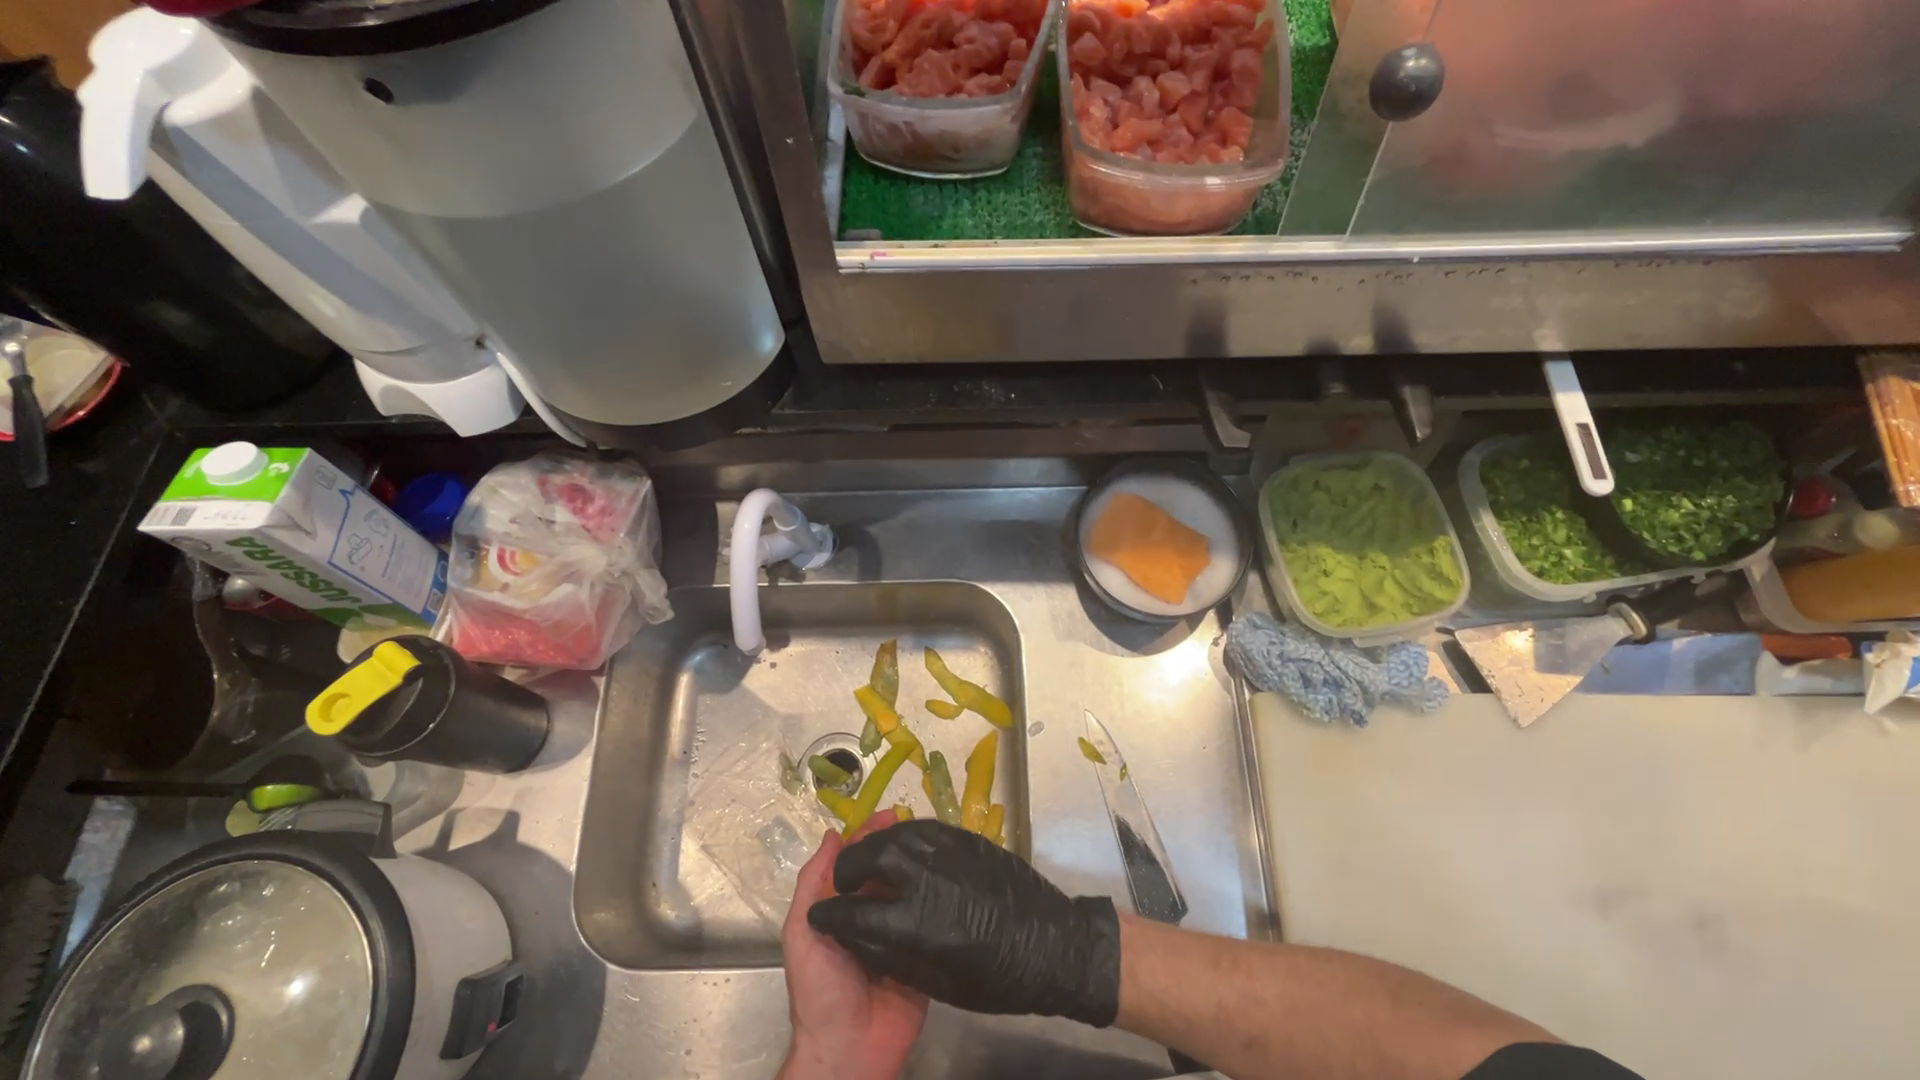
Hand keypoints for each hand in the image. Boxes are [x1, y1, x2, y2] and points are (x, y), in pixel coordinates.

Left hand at [779, 811, 928, 1079]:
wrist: (849, 1049)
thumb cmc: (819, 991)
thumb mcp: (802, 932)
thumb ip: (813, 884)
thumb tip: (832, 834)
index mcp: (843, 910)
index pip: (859, 863)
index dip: (872, 836)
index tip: (891, 813)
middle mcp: (872, 917)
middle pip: (889, 873)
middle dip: (903, 847)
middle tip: (925, 825)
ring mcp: (900, 935)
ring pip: (912, 894)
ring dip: (925, 870)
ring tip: (943, 845)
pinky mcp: (923, 955)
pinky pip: (932, 924)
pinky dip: (941, 903)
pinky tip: (955, 882)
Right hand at [806, 820, 1120, 1026]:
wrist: (1056, 947)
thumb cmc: (998, 979)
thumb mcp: (937, 983)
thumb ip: (891, 954)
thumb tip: (857, 932)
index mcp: (919, 924)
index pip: (855, 912)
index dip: (831, 914)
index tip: (821, 915)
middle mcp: (931, 878)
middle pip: (873, 855)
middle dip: (850, 866)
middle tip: (847, 881)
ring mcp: (952, 851)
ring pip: (899, 834)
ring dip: (876, 846)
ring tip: (871, 863)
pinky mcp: (970, 839)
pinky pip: (926, 830)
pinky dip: (905, 838)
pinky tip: (903, 851)